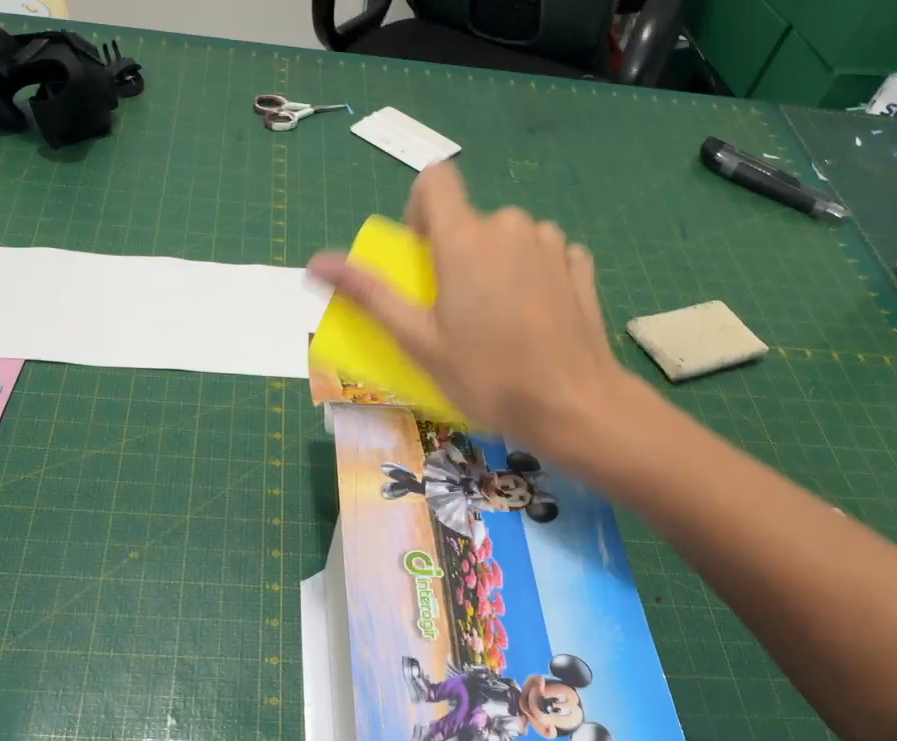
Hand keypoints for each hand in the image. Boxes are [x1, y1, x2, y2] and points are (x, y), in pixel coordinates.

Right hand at [307, 163, 648, 464]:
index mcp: (465, 238)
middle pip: (471, 221)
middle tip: (457, 315)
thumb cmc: (486, 377)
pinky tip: (533, 321)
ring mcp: (551, 243)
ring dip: (496, 267)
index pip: (435, 180)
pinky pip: (544, 256)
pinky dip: (532, 278)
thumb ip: (369, 294)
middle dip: (457, 256)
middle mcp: (510, 225)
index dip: (420, 210)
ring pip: (509, 239)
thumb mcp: (418, 342)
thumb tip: (316, 262)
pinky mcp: (580, 265)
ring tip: (499, 324)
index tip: (420, 259)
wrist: (571, 405)